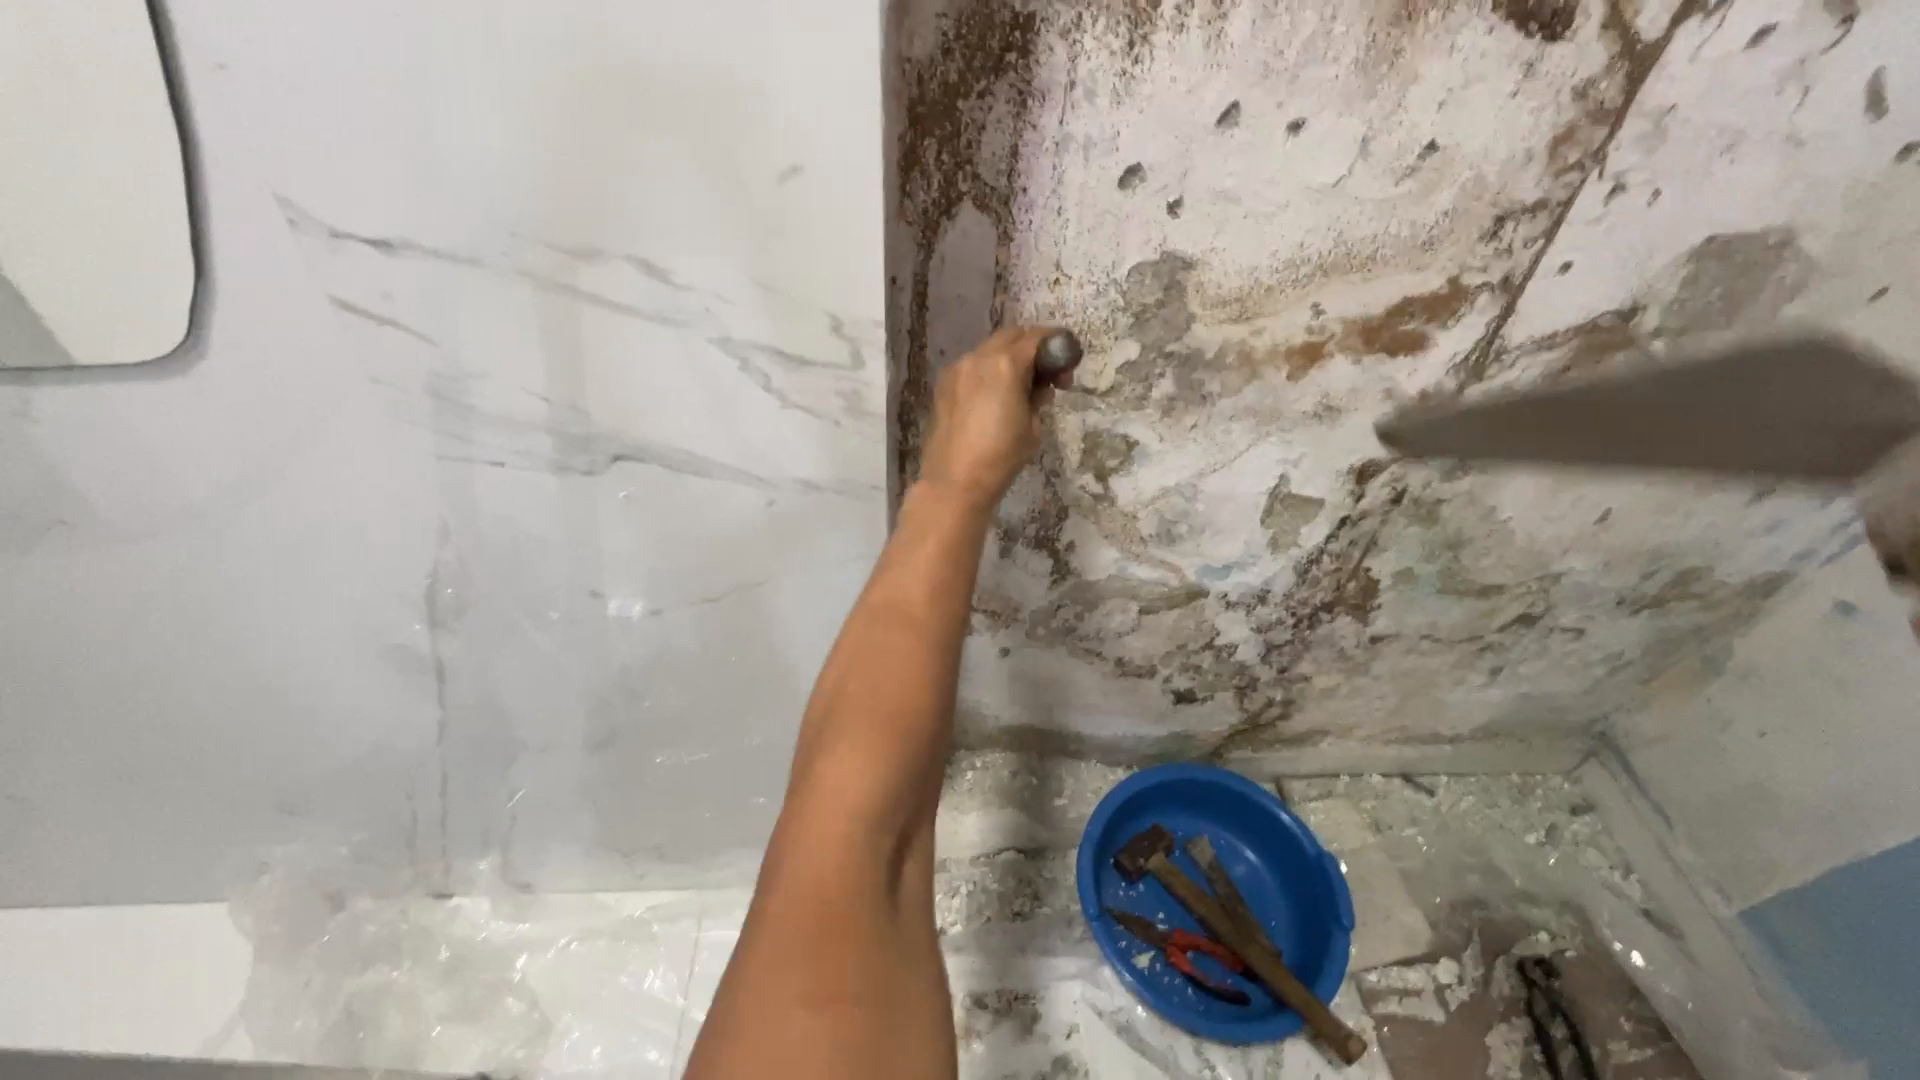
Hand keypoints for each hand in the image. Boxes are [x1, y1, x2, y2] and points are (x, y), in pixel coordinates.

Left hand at [918, 325, 1068, 510]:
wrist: (954, 482)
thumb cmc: (1001, 457)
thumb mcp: (1033, 428)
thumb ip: (1038, 398)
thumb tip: (1039, 388)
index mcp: (1005, 364)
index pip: (1037, 338)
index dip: (1056, 346)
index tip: (1065, 366)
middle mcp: (978, 358)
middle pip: (1011, 336)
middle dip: (1031, 348)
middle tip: (1045, 375)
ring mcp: (957, 370)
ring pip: (988, 350)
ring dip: (1008, 359)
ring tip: (1019, 389)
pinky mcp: (943, 386)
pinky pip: (971, 367)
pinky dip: (987, 372)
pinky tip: (993, 398)